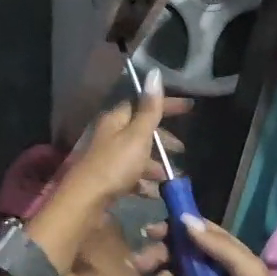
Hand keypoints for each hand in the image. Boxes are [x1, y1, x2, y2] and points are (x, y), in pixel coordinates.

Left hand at [54, 70, 183, 210]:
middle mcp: (110, 136)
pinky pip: (131, 177)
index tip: (190, 107)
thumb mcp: (137, 135)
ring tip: (171, 176)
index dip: (166, 105)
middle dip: (163, 140)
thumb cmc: (115, 165)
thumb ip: (149, 108)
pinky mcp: (107, 180)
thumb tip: (154, 73)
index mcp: (115, 120)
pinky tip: (155, 192)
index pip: (143, 104)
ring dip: (156, 164)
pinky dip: (144, 182)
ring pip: (137, 156)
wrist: (86, 202)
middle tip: (181, 150)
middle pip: (141, 131)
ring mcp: (108, 159)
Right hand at [154, 214, 276, 275]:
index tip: (151, 232)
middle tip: (141, 265)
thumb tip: (185, 220)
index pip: (193, 231)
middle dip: (156, 259)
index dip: (171, 228)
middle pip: (174, 254)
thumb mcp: (247, 271)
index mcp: (223, 251)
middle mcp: (208, 267)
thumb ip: (219, 246)